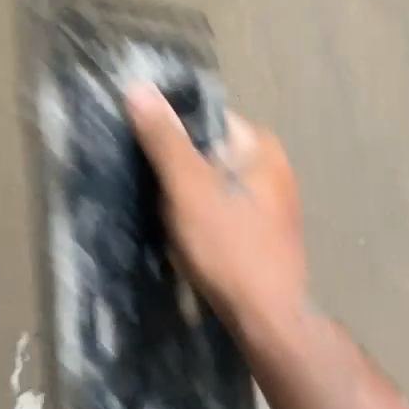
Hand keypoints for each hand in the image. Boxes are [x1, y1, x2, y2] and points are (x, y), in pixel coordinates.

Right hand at [124, 83, 307, 331]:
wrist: (268, 321)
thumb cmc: (229, 246)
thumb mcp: (188, 187)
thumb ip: (164, 137)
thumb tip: (138, 86)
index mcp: (261, 146)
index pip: (203, 119)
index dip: (170, 135)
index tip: (144, 156)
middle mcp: (271, 168)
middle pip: (205, 154)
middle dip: (176, 174)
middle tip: (156, 196)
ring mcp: (269, 203)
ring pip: (209, 187)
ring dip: (184, 202)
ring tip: (167, 222)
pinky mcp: (262, 234)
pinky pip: (219, 213)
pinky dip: (199, 222)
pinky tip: (186, 244)